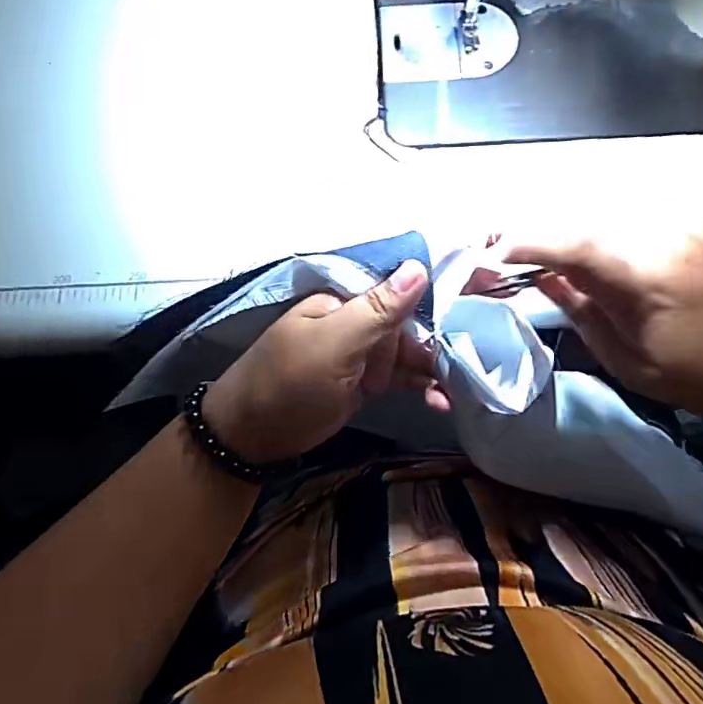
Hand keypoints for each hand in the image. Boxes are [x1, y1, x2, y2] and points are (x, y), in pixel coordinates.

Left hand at [202, 261, 447, 464]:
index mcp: (341, 302)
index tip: (446, 338)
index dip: (421, 316)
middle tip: (434, 377)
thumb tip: (419, 266)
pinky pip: (398, 378)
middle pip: (405, 327)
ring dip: (429, 372)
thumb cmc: (290, 383)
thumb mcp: (335, 345)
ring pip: (405, 355)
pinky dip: (418, 387)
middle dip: (424, 351)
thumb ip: (379, 310)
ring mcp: (357, 355)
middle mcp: (352, 322)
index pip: (394, 295)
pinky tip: (439, 401)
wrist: (252, 437)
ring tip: (450, 394)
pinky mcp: (361, 384)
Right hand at [504, 230, 702, 429]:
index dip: (529, 245)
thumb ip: (583, 312)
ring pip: (612, 217)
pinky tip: (600, 254)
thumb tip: (545, 280)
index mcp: (648, 276)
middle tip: (514, 254)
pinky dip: (609, 233)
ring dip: (577, 234)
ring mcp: (688, 226)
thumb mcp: (630, 360)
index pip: (573, 245)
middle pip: (588, 223)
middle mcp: (666, 237)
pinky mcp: (700, 227)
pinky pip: (639, 221)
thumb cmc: (701, 378)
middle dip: (547, 237)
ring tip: (552, 256)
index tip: (496, 254)